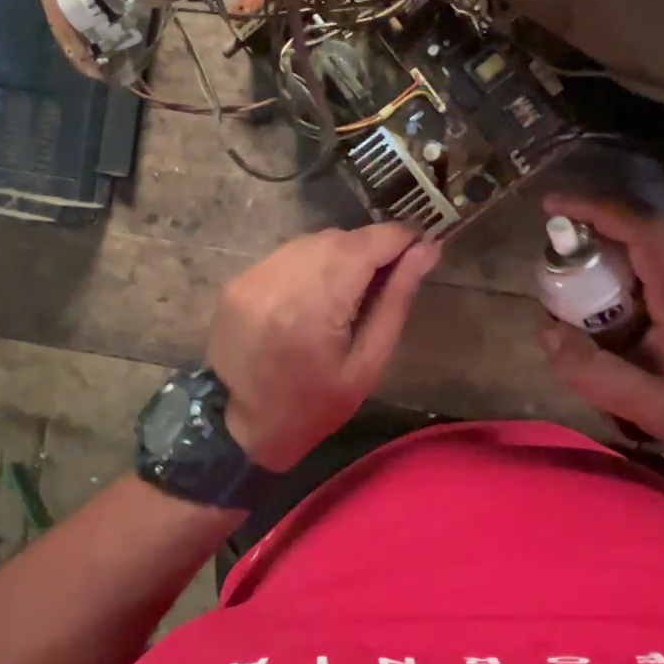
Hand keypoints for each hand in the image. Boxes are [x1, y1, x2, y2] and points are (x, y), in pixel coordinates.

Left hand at [208, 224, 441, 470]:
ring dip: (341, 252)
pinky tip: (321, 288)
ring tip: (357, 281)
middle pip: (338, 240)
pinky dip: (311, 262)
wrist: (245, 427)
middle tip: (394, 266)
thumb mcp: (368, 364)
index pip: (363, 247)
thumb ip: (396, 301)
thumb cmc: (317, 404)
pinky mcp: (237, 283)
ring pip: (311, 242)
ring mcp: (252, 279)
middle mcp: (278, 282)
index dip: (396, 236)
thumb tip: (426, 251)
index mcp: (314, 308)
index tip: (421, 239)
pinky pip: (286, 255)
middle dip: (370, 246)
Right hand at [535, 195, 663, 456]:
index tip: (554, 206)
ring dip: (609, 247)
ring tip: (571, 271)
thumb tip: (546, 332)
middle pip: (643, 230)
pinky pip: (656, 269)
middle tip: (555, 242)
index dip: (595, 210)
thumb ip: (595, 372)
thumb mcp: (651, 404)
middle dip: (595, 224)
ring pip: (650, 248)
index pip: (641, 230)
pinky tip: (605, 302)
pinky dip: (623, 269)